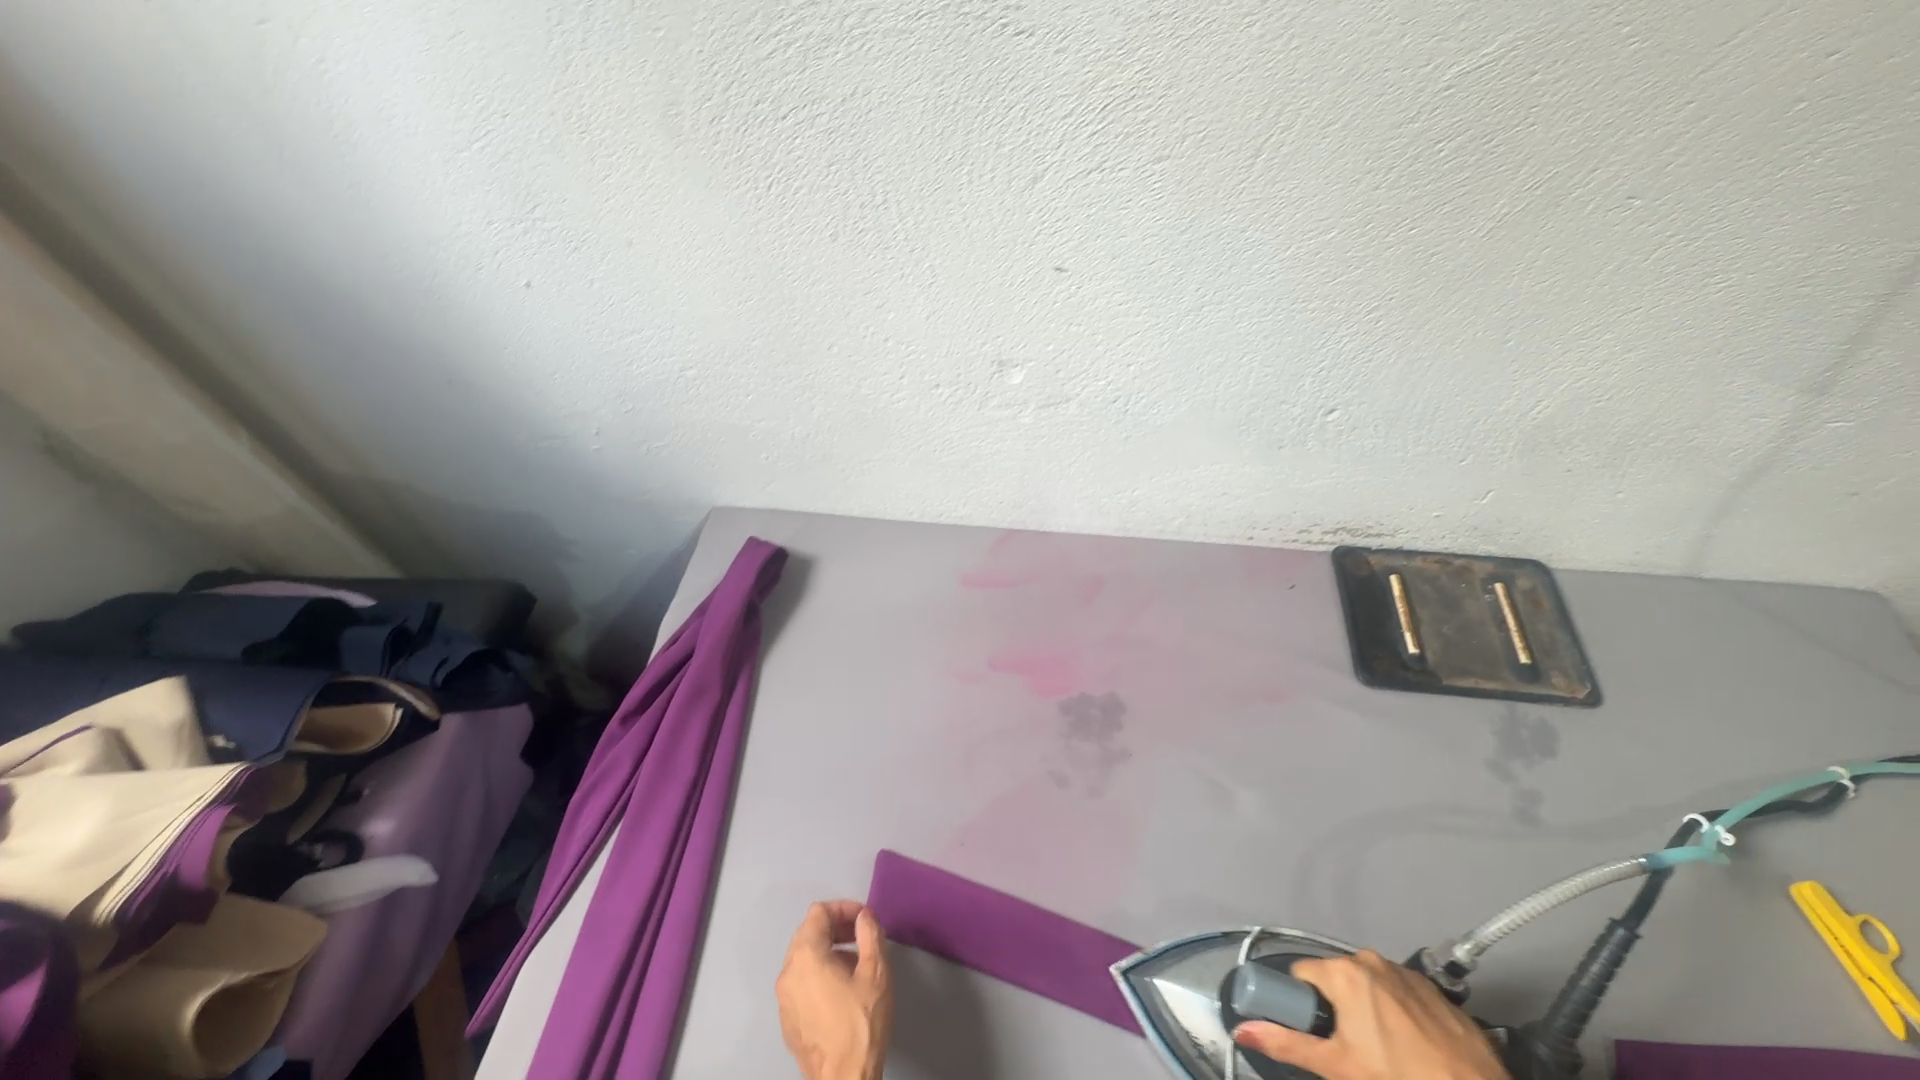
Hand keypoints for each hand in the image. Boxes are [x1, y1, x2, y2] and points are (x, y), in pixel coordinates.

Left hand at [776, 900, 892, 1079]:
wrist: (843, 1078)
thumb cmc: (862, 1022)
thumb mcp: (876, 974)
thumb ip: (871, 936)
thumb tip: (864, 916)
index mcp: (806, 956)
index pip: (819, 912)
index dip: (844, 908)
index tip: (865, 919)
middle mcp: (788, 972)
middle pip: (807, 932)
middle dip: (836, 927)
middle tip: (862, 937)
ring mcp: (784, 997)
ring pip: (803, 958)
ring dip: (828, 950)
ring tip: (856, 965)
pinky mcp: (787, 1018)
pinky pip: (800, 982)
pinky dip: (818, 973)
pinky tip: (841, 991)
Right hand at [1232, 950, 1507, 1079]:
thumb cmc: (1398, 1077)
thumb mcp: (1336, 1066)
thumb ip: (1286, 1043)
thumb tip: (1243, 1031)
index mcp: (1344, 973)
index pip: (1300, 975)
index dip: (1300, 1005)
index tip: (1314, 1032)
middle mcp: (1372, 961)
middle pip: (1334, 979)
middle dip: (1333, 1009)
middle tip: (1348, 1048)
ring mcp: (1406, 973)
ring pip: (1368, 986)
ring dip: (1365, 1010)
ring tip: (1382, 1051)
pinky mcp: (1434, 990)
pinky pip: (1399, 993)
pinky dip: (1396, 1013)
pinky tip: (1408, 1046)